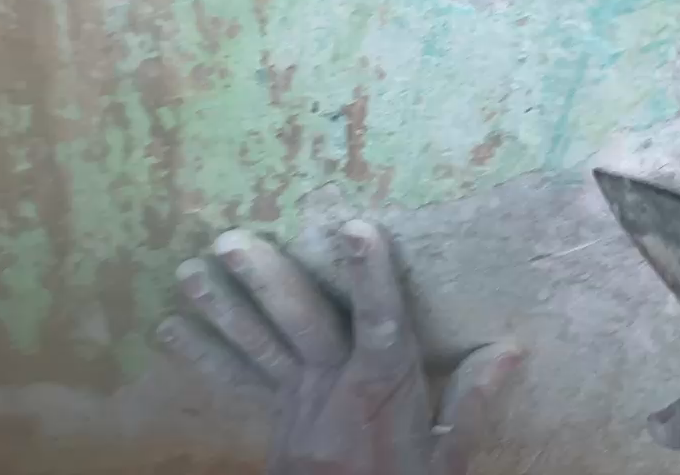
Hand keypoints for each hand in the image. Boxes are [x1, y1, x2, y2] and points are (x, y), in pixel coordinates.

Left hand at [164, 220, 523, 474]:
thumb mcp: (447, 463)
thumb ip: (472, 404)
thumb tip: (511, 348)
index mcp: (380, 391)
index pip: (379, 323)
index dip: (370, 276)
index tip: (359, 228)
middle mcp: (330, 390)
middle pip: (298, 328)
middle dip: (266, 283)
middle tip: (229, 244)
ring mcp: (293, 405)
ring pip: (256, 348)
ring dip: (221, 308)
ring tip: (186, 271)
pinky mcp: (273, 419)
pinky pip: (236, 381)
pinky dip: (203, 352)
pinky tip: (169, 327)